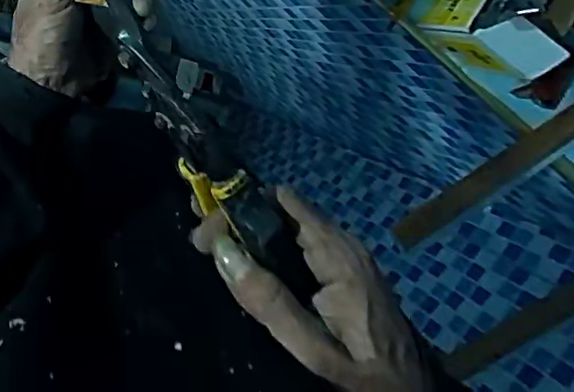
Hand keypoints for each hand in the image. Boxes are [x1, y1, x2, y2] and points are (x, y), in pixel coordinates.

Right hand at [192, 187, 430, 391]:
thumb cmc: (370, 378)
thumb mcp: (318, 351)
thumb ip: (271, 303)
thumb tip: (221, 249)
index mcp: (338, 253)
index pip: (278, 200)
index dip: (237, 206)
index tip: (207, 233)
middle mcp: (342, 242)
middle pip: (278, 210)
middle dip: (236, 220)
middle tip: (203, 244)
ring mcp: (346, 256)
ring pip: (285, 227)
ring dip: (248, 235)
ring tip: (217, 253)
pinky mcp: (346, 272)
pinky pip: (298, 245)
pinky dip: (268, 250)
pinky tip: (251, 269)